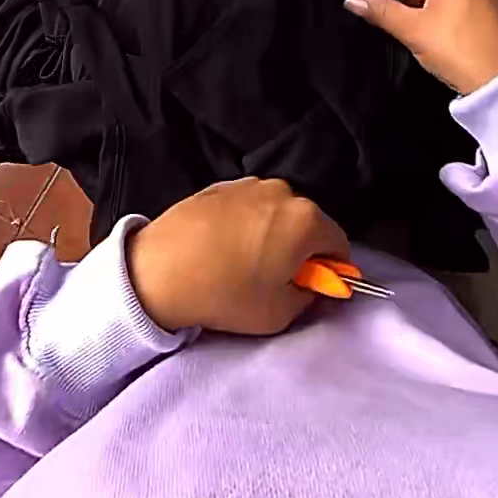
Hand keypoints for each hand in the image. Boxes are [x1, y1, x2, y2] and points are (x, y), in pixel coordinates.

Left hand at [126, 178, 350, 334]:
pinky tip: (222, 246)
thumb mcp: (277, 314)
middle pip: (308, 223)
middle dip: (301, 248)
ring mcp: (253, 183)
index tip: (314, 285)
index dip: (332, 268)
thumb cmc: (226, 293)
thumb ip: (308, 298)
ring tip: (243, 261)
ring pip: (278, 212)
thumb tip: (315, 287)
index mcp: (307, 220)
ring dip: (274, 232)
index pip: (339, 242)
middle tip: (275, 278)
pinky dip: (246, 222)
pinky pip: (249, 206)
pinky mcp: (224, 184)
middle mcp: (286, 192)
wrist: (158, 269)